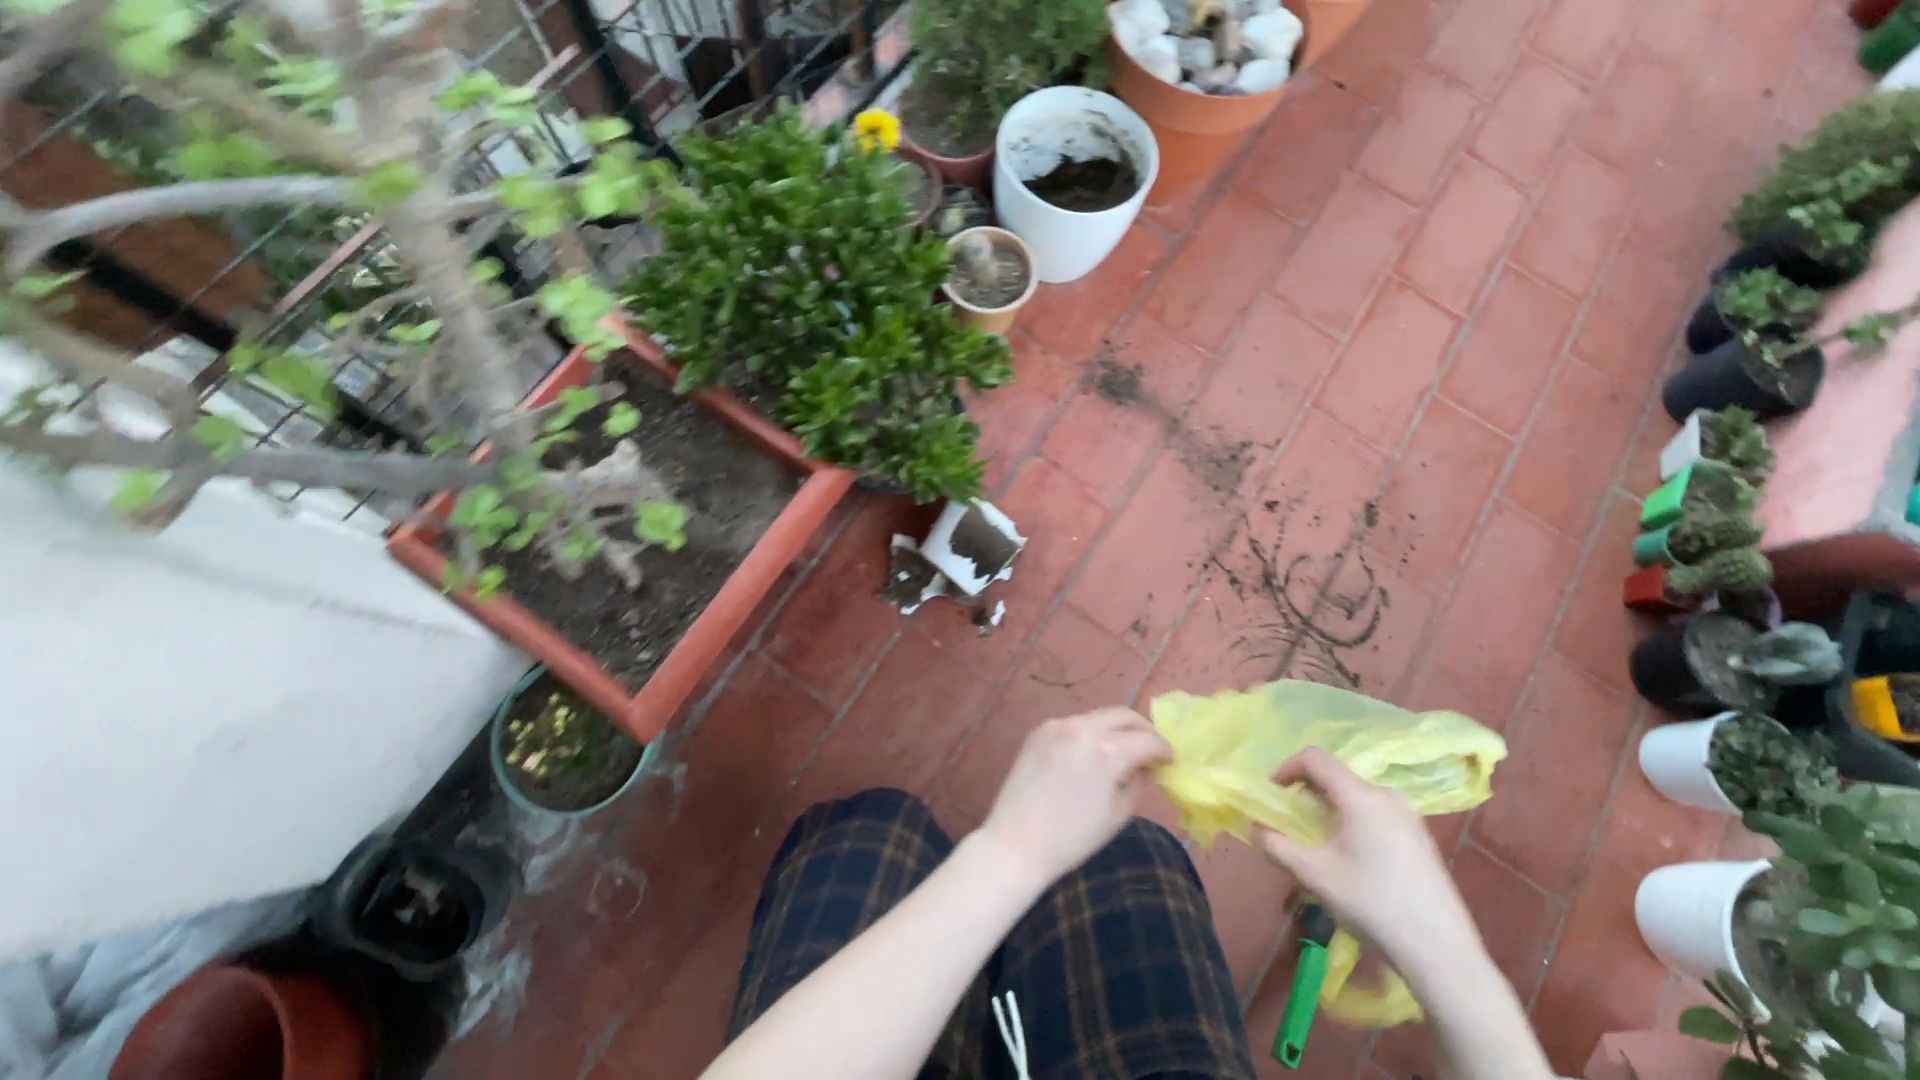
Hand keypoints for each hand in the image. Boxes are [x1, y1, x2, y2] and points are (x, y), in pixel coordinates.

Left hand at [976, 708, 1172, 887]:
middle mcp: (1083, 727)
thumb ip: (1137, 781)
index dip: (1164, 750)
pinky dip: (1089, 733)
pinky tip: (1090, 755)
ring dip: (1116, 730)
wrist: (1017, 842)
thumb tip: (1143, 765)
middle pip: (1124, 716)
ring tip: (1122, 752)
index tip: (1170, 761)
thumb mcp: (1119, 812)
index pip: (1148, 740)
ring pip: (1098, 717)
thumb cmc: (1073, 837)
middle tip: (1151, 749)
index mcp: (1108, 750)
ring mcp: (1058, 725)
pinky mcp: (1040, 730)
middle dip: (1142, 730)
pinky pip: (1074, 724)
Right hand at [1255, 748, 1480, 978]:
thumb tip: (1255, 828)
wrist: (1440, 949)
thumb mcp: (1314, 876)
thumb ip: (1277, 847)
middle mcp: (1388, 796)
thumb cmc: (1372, 904)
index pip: (1316, 758)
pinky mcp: (1420, 837)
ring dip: (1329, 809)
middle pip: (1337, 777)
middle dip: (1306, 793)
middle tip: (1290, 824)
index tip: (1272, 793)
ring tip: (1319, 844)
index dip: (1286, 767)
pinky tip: (1352, 859)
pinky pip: (1375, 813)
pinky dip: (1352, 821)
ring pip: (1356, 796)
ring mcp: (1409, 816)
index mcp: (1361, 797)